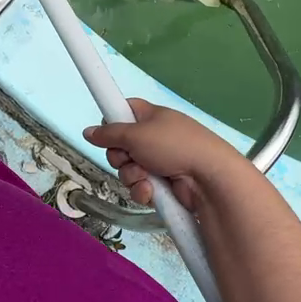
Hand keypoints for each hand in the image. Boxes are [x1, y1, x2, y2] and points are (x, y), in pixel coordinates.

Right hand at [81, 98, 240, 208]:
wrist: (211, 179)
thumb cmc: (176, 146)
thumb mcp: (136, 134)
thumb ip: (108, 133)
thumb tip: (88, 132)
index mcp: (152, 117)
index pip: (124, 110)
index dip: (112, 119)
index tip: (106, 130)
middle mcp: (155, 138)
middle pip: (119, 144)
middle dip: (119, 156)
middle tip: (127, 157)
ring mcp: (159, 162)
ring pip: (127, 168)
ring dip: (130, 175)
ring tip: (145, 177)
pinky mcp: (163, 184)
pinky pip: (139, 186)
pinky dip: (142, 190)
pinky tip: (151, 191)